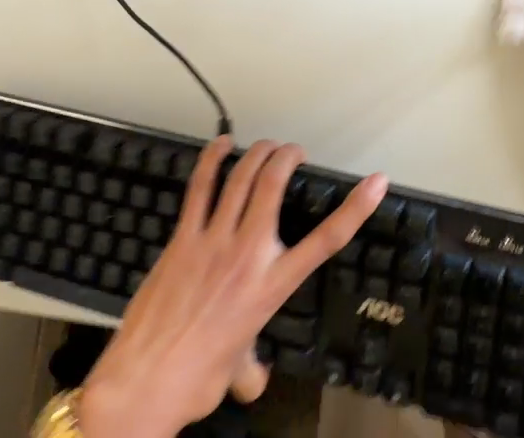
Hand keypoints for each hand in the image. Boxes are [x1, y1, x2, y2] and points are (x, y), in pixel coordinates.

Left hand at [78, 136, 386, 437]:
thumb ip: (252, 366)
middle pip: (275, 186)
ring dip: (257, 153)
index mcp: (272, 286)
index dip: (356, 208)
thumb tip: (254, 378)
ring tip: (267, 144)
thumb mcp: (239, 372)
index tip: (375, 183)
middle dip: (288, 158)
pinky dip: (212, 160)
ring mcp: (213, 240)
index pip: (326, 240)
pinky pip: (200, 188)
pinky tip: (221, 145)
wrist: (148, 378)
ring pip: (241, 178)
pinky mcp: (182, 238)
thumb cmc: (197, 379)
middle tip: (294, 152)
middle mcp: (248, 254)